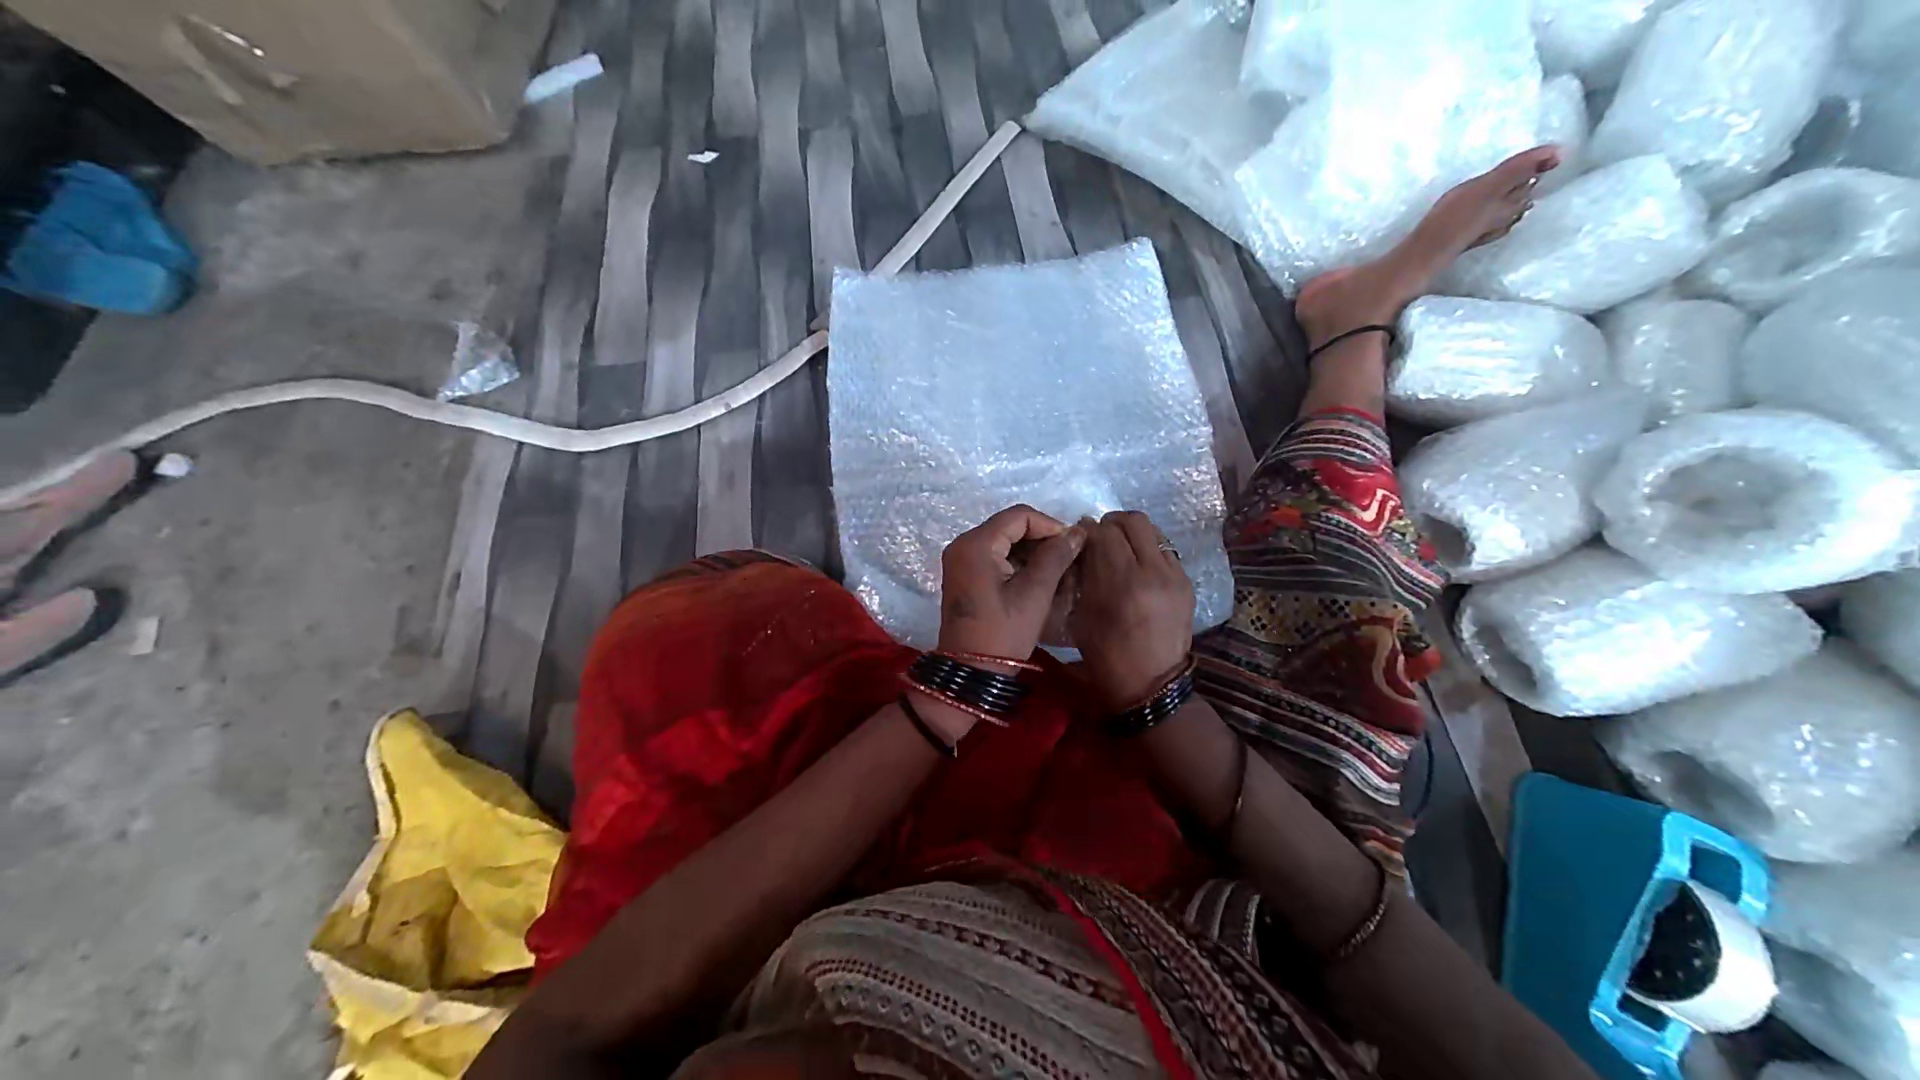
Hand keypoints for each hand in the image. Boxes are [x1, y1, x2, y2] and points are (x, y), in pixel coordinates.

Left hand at [937, 505, 1085, 666]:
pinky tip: (1037, 577)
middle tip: (1067, 557)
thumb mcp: (1034, 594)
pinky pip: (993, 555)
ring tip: (1057, 568)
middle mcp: (963, 544)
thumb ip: (1055, 557)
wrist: (971, 670)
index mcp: (976, 544)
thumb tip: (1077, 533)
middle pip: (1009, 526)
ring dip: (1030, 550)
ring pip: (1003, 540)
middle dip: (1040, 538)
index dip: (1049, 525)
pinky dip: (1016, 561)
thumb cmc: (1003, 633)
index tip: (1072, 544)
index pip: (1019, 516)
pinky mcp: (963, 574)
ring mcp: (960, 559)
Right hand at [1069, 511, 1195, 707]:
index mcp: (1122, 582)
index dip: (1088, 529)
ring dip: (1132, 534)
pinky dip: (1149, 551)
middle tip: (1100, 537)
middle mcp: (1153, 572)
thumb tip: (1082, 545)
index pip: (1104, 532)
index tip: (1078, 536)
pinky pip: (1166, 552)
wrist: (1151, 685)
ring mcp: (1175, 576)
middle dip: (1112, 523)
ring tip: (1120, 550)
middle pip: (1133, 521)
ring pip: (1154, 531)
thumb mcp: (1081, 615)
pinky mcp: (1187, 583)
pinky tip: (1138, 568)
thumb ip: (1084, 574)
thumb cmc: (1106, 656)